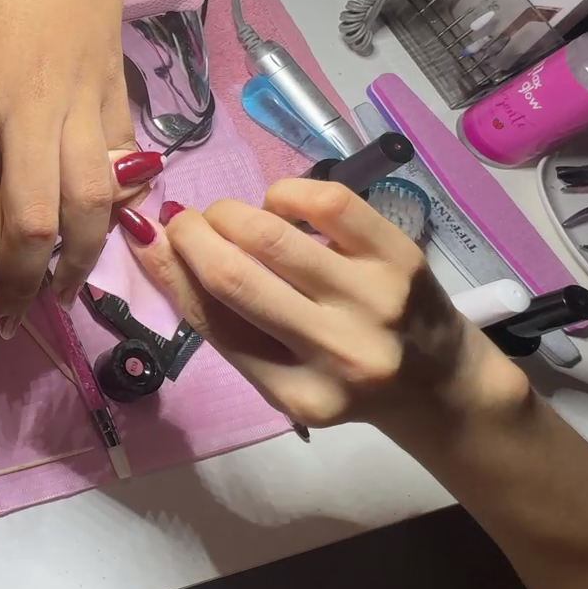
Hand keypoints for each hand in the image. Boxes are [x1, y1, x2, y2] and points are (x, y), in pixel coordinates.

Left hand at [0, 0, 139, 337]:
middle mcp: (35, 108)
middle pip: (34, 219)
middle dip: (16, 281)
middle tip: (3, 321)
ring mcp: (85, 98)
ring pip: (94, 201)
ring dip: (80, 255)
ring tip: (61, 289)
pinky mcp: (118, 84)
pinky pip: (123, 156)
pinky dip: (118, 199)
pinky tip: (108, 227)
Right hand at [120, 179, 528, 431]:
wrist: (441, 385)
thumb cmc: (336, 378)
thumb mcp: (272, 371)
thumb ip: (215, 316)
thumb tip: (152, 242)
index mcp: (297, 393)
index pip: (209, 320)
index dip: (166, 268)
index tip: (146, 237)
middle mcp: (340, 352)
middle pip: (233, 275)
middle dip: (190, 235)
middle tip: (182, 224)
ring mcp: (377, 301)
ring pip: (272, 235)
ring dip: (228, 214)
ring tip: (226, 219)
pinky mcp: (403, 257)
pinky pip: (326, 203)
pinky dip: (283, 195)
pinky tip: (278, 209)